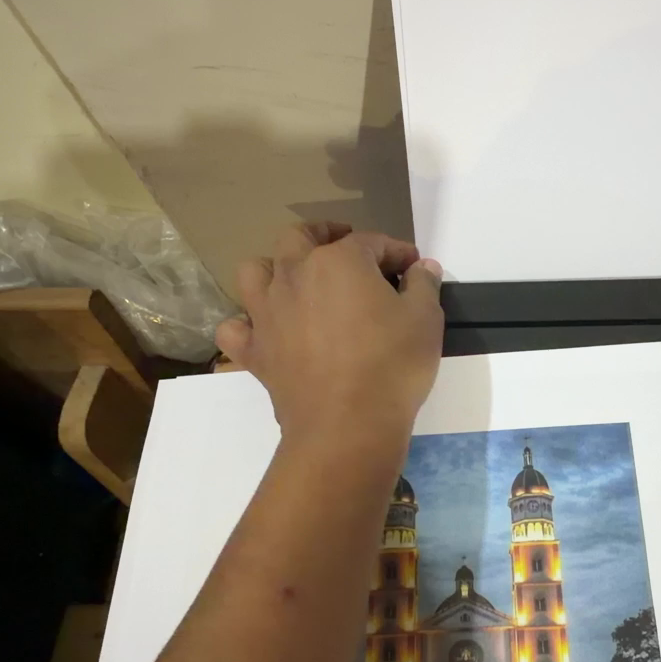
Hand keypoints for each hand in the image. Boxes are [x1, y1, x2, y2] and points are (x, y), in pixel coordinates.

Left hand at [216, 222, 442, 444]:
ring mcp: (266, 312)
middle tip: (347, 248)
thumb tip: (422, 268)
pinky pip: (235, 328)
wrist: (347, 426)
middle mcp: (294, 275)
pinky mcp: (254, 351)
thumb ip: (423, 286)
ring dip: (274, 269)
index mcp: (338, 261)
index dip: (396, 251)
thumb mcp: (425, 320)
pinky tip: (265, 331)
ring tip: (295, 280)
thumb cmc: (392, 366)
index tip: (414, 266)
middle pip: (301, 238)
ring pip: (255, 272)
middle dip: (325, 235)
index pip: (370, 242)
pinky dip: (246, 324)